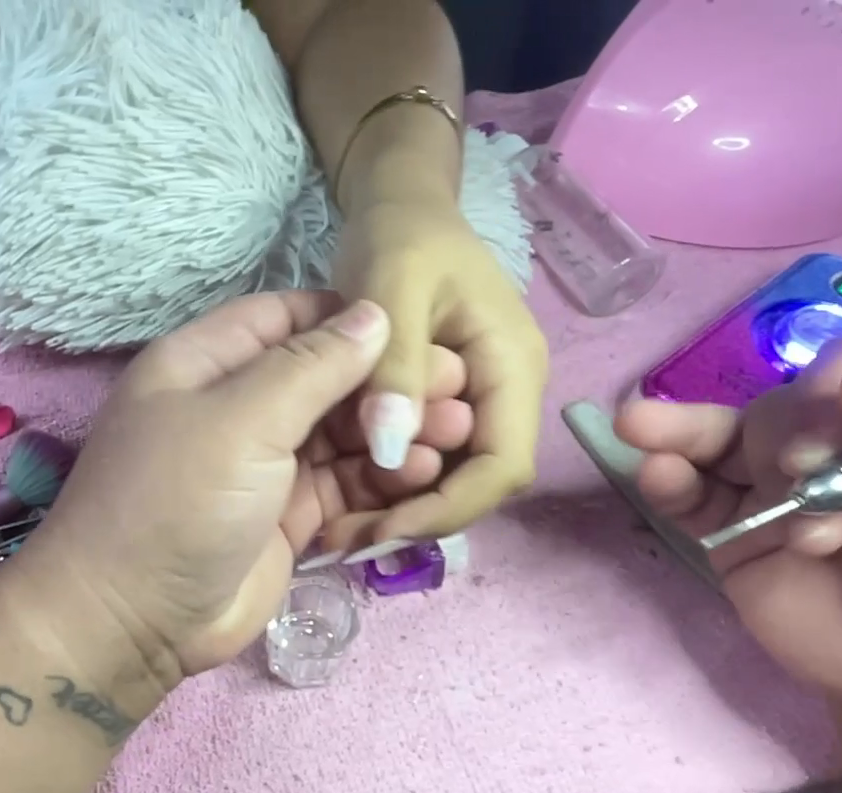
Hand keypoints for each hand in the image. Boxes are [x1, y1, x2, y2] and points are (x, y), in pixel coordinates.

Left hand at [17, 291, 460, 676]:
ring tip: (455, 437)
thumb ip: (310, 367)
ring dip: (393, 434)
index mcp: (205, 363)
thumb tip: (373, 314)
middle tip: (461, 391)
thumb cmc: (178, 502)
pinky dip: (380, 480)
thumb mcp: (240, 421)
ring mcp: (260, 463)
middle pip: (323, 378)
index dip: (352, 321)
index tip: (421, 331)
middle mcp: (234, 406)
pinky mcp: (284, 514)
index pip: (288, 319)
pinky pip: (341, 484)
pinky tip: (424, 476)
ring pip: (340, 434)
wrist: (134, 620)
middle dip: (387, 385)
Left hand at [320, 195, 546, 550]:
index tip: (386, 528)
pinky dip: (375, 494)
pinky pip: (406, 470)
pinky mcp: (425, 416)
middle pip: (471, 484)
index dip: (449, 506)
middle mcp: (494, 398)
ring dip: (390, 513)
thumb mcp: (389, 285)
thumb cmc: (397, 236)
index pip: (503, 463)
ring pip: (437, 485)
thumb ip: (392, 364)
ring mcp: (459, 409)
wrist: (393, 208)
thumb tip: (393, 448)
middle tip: (352, 535)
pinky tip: (334, 509)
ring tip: (337, 529)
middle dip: (415, 516)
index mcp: (507, 365)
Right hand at [616, 332, 841, 743]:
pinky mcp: (736, 536)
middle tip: (804, 480)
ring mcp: (781, 491)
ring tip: (636, 424)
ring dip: (683, 429)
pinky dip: (666, 481)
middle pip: (789, 403)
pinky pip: (690, 496)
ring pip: (723, 438)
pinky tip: (655, 473)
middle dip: (788, 435)